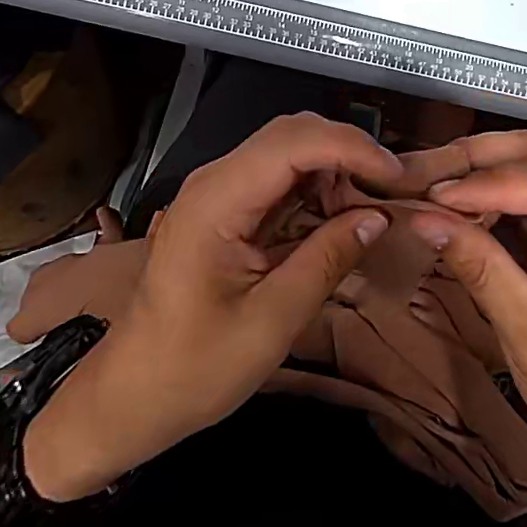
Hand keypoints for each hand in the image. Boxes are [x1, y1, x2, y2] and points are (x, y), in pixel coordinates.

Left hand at [24, 113, 397, 499]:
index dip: (351, 147)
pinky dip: (317, 186)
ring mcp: (219, 190)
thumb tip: (377, 216)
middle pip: (292, 133)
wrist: (130, 393)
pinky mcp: (227, 207)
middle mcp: (216, 180)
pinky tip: (338, 215)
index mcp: (217, 200)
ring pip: (289, 149)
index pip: (294, 142)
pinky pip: (280, 177)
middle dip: (347, 151)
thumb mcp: (271, 322)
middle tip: (390, 190)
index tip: (396, 177)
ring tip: (369, 206)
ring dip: (334, 168)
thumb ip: (326, 260)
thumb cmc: (193, 368)